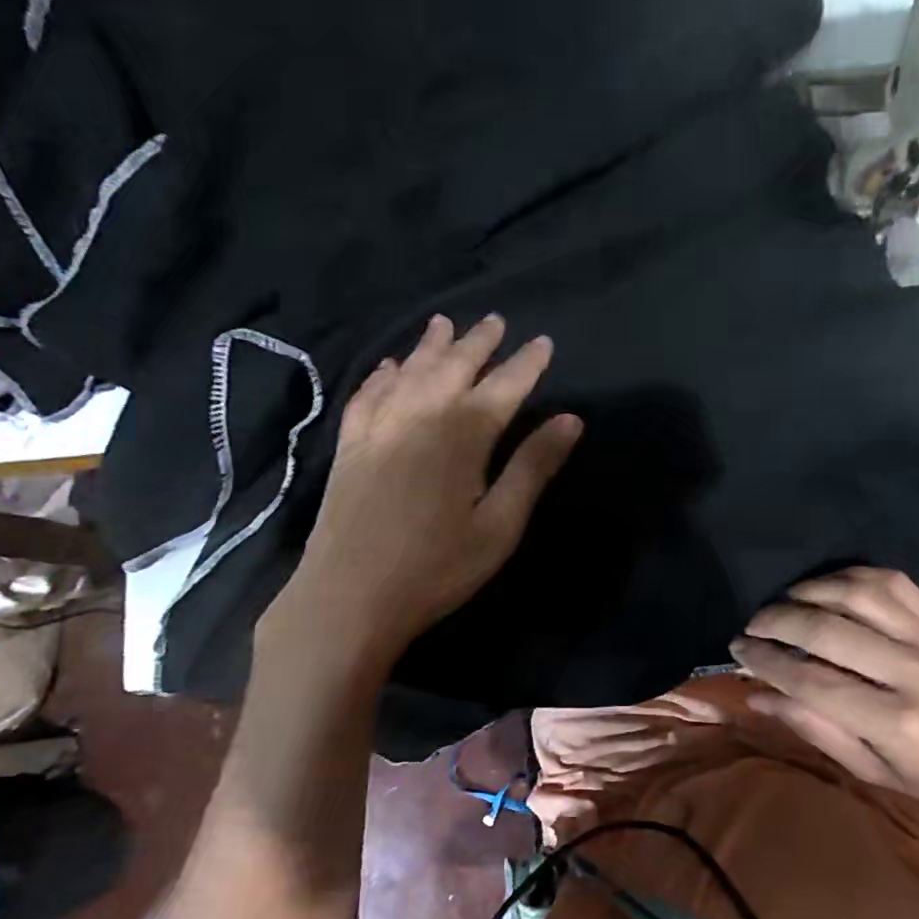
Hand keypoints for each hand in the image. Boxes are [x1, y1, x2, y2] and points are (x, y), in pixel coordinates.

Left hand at [267, 313, 581, 660]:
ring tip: (445, 324)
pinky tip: (388, 365)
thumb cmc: (439, 567)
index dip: (526, 364)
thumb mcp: (501, 524)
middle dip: (478, 343)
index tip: (545, 342)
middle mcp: (419, 419)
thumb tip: (570, 421)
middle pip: (452, 369)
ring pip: (408, 373)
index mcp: (462, 437)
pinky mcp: (351, 448)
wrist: (349, 598)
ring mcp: (379, 430)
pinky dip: (381, 375)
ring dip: (430, 347)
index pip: (503, 388)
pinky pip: (367, 397)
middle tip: (496, 320)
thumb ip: (533, 467)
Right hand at [729, 567, 918, 817]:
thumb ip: (817, 730)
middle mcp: (914, 673)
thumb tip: (759, 695)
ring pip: (858, 594)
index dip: (768, 663)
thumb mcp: (874, 772)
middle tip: (750, 626)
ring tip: (782, 603)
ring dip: (809, 591)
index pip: (814, 682)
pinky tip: (826, 587)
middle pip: (829, 632)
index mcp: (897, 725)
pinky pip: (892, 581)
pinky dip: (851, 576)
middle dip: (778, 623)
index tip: (738, 651)